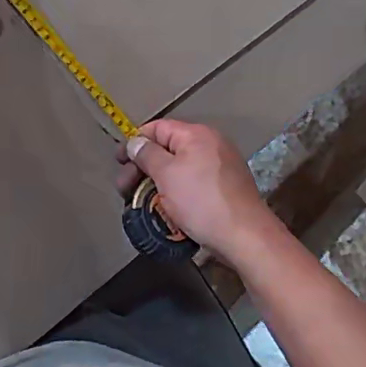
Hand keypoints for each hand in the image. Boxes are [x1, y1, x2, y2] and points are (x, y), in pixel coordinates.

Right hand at [116, 120, 286, 261]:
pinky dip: (175, 192)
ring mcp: (221, 168)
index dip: (134, 142)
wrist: (246, 238)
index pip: (157, 128)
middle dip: (142, 168)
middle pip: (167, 149)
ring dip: (156, 183)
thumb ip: (146, 154)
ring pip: (178, 169)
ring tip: (141, 202)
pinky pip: (192, 183)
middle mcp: (211, 145)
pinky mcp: (225, 189)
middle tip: (124, 189)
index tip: (119, 162)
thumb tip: (135, 142)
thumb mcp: (166, 174)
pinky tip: (165, 208)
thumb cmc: (201, 201)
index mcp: (196, 135)